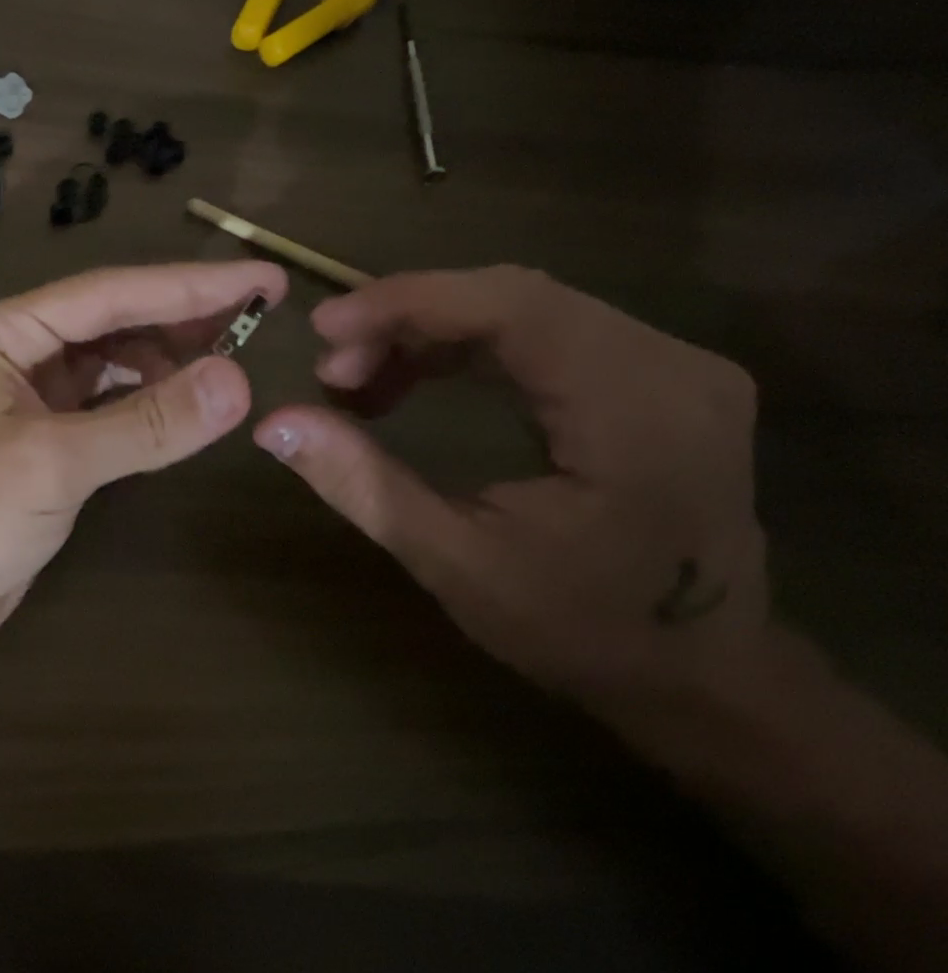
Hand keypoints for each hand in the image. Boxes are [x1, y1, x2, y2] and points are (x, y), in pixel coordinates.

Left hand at [0, 261, 286, 675]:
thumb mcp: (55, 463)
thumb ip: (147, 423)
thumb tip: (239, 382)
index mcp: (4, 334)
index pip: (111, 294)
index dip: (192, 286)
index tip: (264, 281)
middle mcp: (15, 357)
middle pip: (113, 324)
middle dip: (182, 322)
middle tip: (260, 324)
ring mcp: (27, 406)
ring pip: (112, 369)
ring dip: (167, 367)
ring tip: (231, 371)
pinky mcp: (41, 453)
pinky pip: (106, 415)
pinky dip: (146, 412)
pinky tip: (185, 415)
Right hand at [254, 266, 768, 706]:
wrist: (699, 674)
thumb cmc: (578, 627)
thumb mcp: (453, 560)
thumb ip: (363, 482)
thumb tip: (273, 424)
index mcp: (634, 407)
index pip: (511, 306)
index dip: (405, 303)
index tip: (321, 331)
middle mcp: (673, 365)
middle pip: (517, 297)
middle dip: (409, 321)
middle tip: (332, 372)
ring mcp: (678, 367)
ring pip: (531, 309)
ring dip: (435, 334)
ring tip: (363, 383)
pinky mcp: (665, 381)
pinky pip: (553, 334)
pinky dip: (474, 349)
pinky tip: (424, 381)